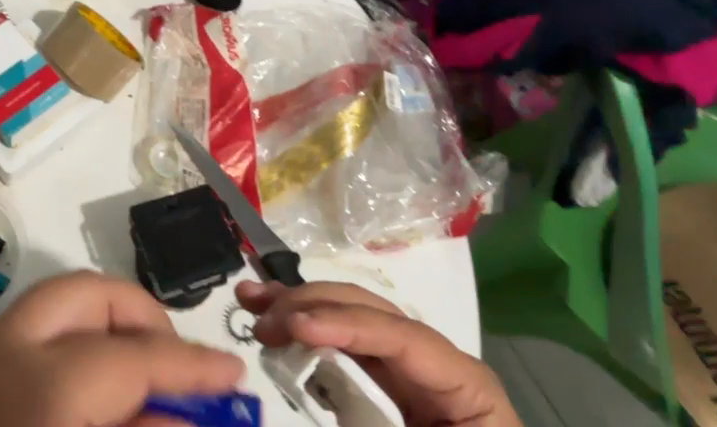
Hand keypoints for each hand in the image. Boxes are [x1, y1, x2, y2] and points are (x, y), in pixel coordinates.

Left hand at [0, 271, 245, 426]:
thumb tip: (188, 417)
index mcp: (44, 388)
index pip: (136, 356)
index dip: (192, 365)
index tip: (234, 374)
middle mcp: (6, 350)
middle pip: (90, 295)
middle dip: (143, 319)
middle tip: (181, 367)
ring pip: (57, 306)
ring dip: (107, 327)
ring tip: (143, 376)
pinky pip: (30, 333)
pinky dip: (71, 344)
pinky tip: (93, 390)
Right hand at [235, 281, 522, 426]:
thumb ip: (366, 423)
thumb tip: (321, 395)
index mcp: (465, 386)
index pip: (404, 337)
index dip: (347, 325)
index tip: (295, 328)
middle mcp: (435, 363)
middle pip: (372, 314)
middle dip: (314, 308)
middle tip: (264, 323)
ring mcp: (407, 369)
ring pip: (349, 318)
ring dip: (297, 306)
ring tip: (251, 301)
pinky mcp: (384, 383)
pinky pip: (341, 348)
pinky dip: (304, 331)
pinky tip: (268, 316)